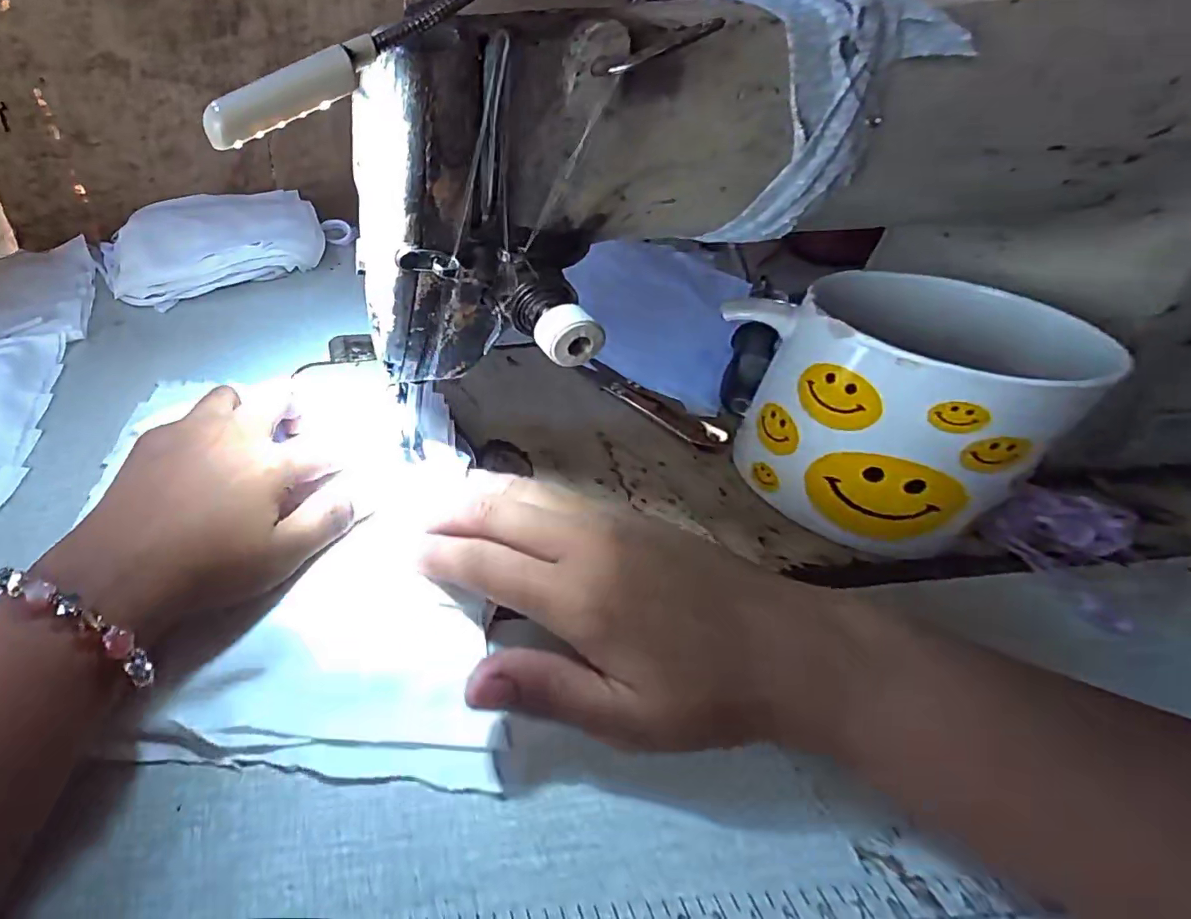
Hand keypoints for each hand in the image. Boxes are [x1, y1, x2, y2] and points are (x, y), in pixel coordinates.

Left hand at [38, 385, 354, 643]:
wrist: (127, 564)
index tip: (341, 463)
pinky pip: (189, 416)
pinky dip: (203, 427)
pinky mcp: (157, 435)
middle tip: (292, 432)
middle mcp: (235, 432)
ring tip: (240, 435)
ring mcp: (192, 427)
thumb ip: (323, 522)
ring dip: (244, 408)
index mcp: (270, 463)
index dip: (337, 456)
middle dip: (294, 410)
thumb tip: (356, 494)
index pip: (320, 450)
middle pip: (276, 398)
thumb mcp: (279, 557)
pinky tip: (192, 456)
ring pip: (229, 395)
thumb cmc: (211, 567)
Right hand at [419, 471, 865, 751]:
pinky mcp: (621, 510)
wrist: (797, 647)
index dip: (441, 557)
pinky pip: (546, 488)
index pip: (486, 564)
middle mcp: (582, 543)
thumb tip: (471, 685)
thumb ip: (547, 691)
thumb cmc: (706, 693)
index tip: (410, 557)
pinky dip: (506, 488)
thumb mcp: (630, 718)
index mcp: (578, 597)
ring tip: (439, 504)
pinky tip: (495, 495)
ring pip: (517, 490)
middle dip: (445, 516)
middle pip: (492, 512)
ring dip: (470, 494)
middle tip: (412, 526)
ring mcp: (603, 518)